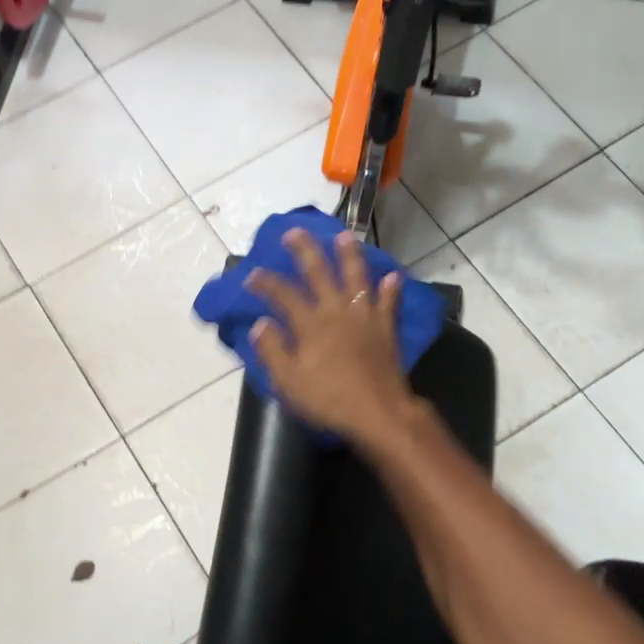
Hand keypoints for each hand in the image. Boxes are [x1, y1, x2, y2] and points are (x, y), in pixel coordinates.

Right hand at [247, 229, 421, 446]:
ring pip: (357, 277)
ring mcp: (365, 317)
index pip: (283, 295)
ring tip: (344, 237)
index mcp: (310, 324)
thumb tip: (260, 324)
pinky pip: (389, 302)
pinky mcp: (386, 329)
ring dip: (349, 255)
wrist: (377, 412)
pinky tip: (392, 276)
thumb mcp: (289, 381)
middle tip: (294, 232)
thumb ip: (272, 350)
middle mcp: (337, 311)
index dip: (265, 283)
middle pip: (319, 273)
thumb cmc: (328, 399)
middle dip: (304, 250)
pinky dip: (390, 289)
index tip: (251, 274)